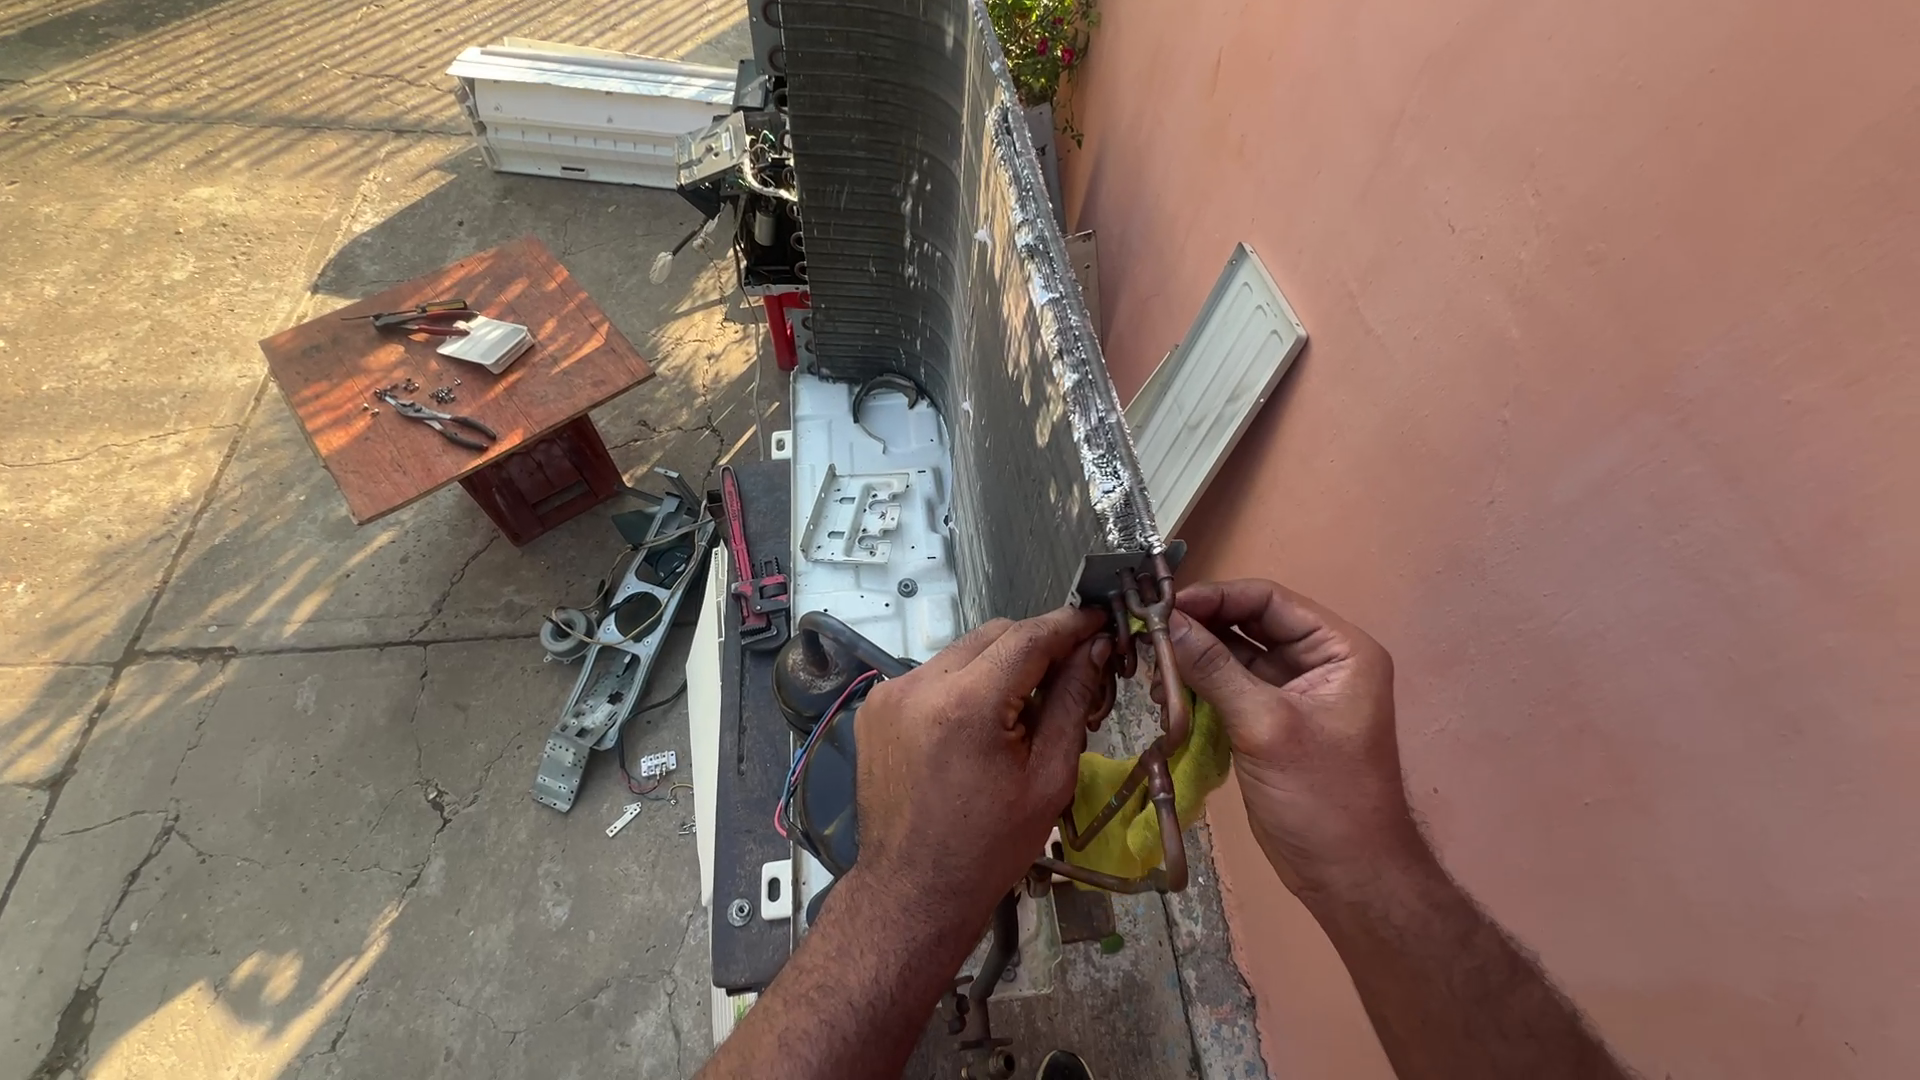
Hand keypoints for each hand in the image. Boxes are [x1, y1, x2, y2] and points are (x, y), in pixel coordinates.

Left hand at [853, 607, 1110, 927]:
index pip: (1027, 637)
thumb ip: (1071, 702)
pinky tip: (979, 720)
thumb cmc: (989, 847)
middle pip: (992, 634)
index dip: (1068, 624)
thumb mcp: (1048, 778)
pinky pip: (933, 674)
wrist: (911, 891)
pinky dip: (963, 683)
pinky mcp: (875, 707)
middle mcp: (920, 684)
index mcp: (966, 704)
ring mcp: (890, 693)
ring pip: (962, 651)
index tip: (1097, 618)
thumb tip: (1094, 649)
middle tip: (1070, 666)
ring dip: (998, 664)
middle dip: (1035, 644)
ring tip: (1022, 704)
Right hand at [1166, 580, 1423, 898]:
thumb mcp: (1265, 725)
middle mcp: (1316, 661)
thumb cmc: (1321, 796)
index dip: (1217, 598)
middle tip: (1150, 634)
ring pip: (1232, 654)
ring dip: (1193, 657)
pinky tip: (1165, 691)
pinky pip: (1226, 686)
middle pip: (1248, 623)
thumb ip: (1214, 669)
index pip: (1269, 600)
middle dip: (1200, 628)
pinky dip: (1196, 685)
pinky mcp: (1267, 718)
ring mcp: (1290, 691)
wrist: (1345, 877)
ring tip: (1153, 666)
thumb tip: (1168, 623)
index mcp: (1338, 650)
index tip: (1168, 607)